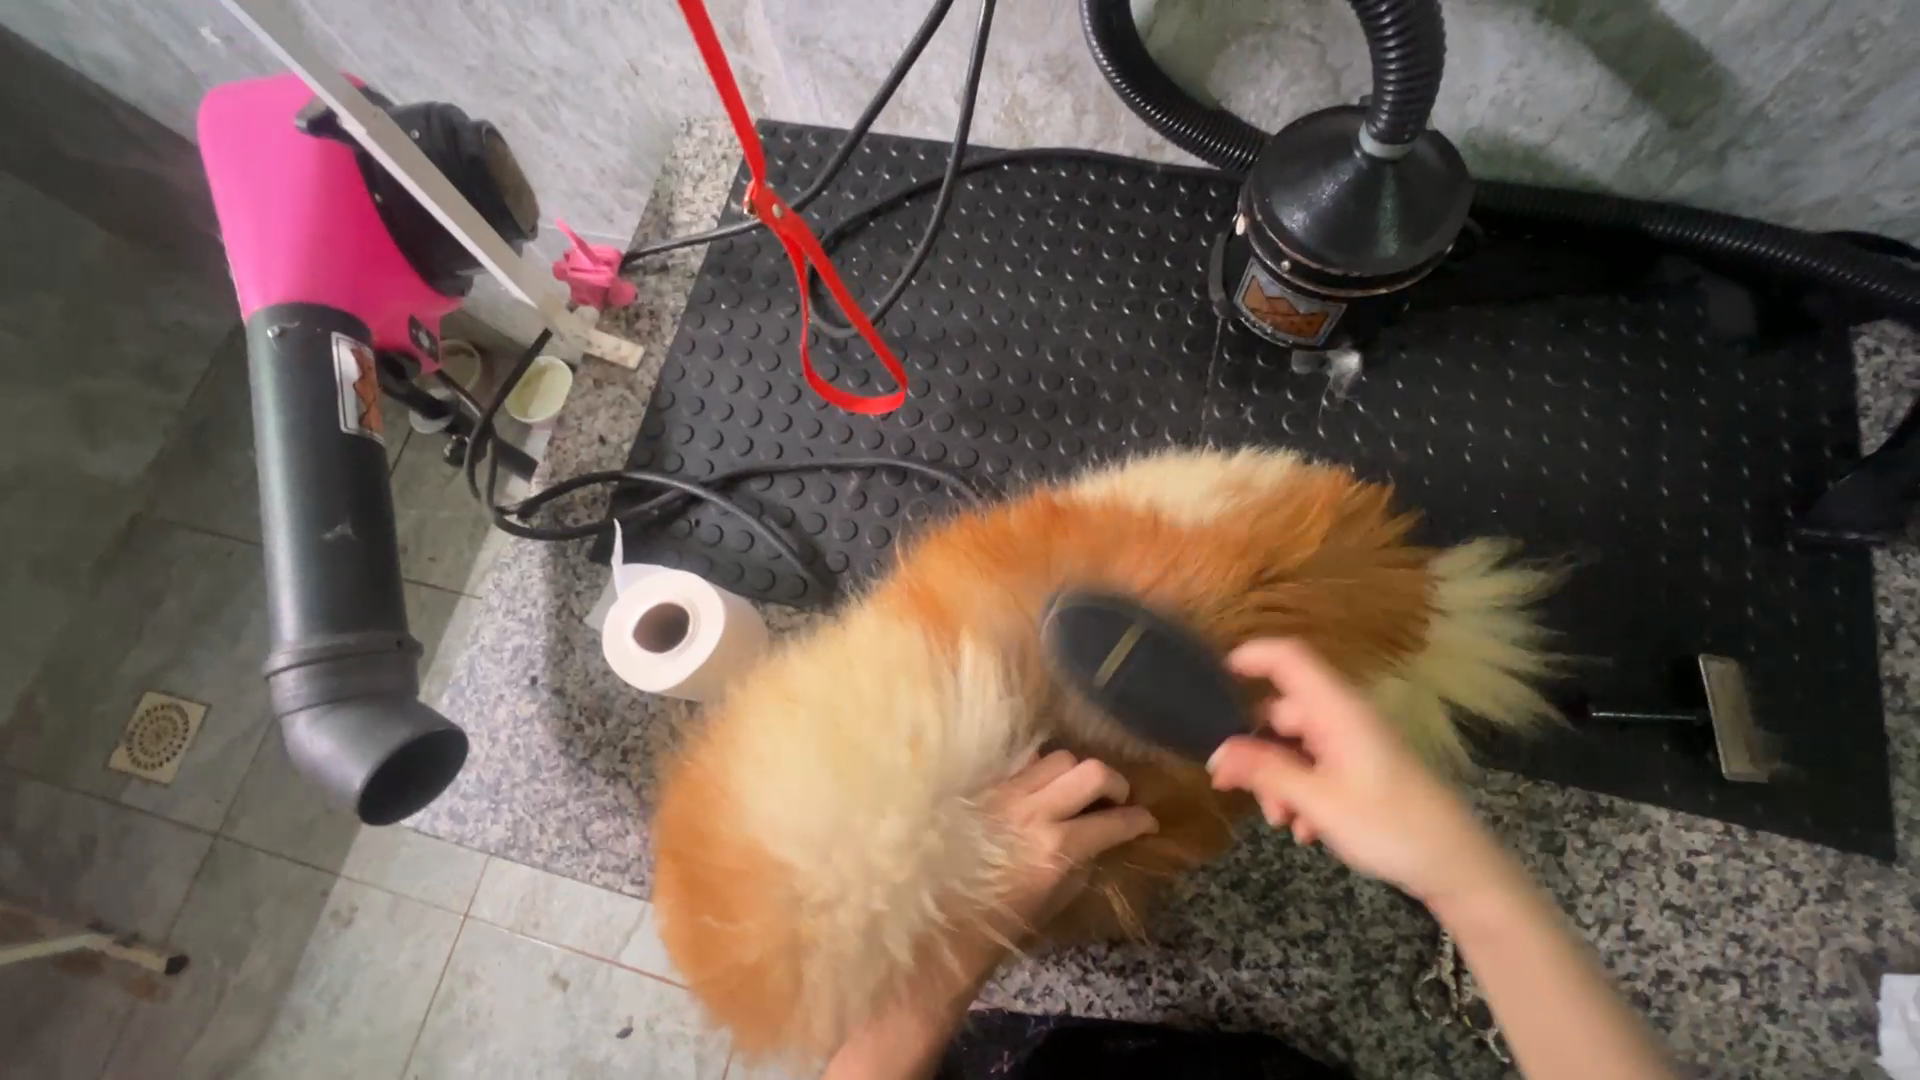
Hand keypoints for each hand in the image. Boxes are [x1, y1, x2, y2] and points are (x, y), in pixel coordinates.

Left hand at [980, 750, 1158, 946]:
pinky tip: (1043, 790)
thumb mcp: (1058, 897)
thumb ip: (1084, 859)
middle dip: (1115, 782)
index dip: (1139, 820)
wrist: (945, 915)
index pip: (1113, 821)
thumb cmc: (1006, 918)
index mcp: (1056, 849)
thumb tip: (1104, 834)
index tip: (1148, 821)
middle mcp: (1034, 812)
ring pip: (1058, 757)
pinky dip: (1042, 772)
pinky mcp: (988, 788)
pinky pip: (1025, 764)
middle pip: (1090, 770)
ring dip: (1077, 772)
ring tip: (1078, 791)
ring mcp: (1007, 794)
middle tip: (1117, 798)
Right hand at [1205, 639, 1512, 906]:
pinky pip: (1314, 767)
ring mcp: (1353, 743)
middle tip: (1235, 788)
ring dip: (1277, 780)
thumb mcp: (1318, 802)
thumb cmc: (1391, 827)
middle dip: (1256, 751)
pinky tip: (1305, 829)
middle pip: (1281, 712)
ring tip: (1281, 821)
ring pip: (1294, 746)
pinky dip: (1300, 792)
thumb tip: (1216, 752)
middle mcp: (1343, 718)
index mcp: (1337, 711)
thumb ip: (1264, 772)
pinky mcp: (1361, 768)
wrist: (1461, 870)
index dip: (1251, 657)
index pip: (1289, 658)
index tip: (1213, 679)